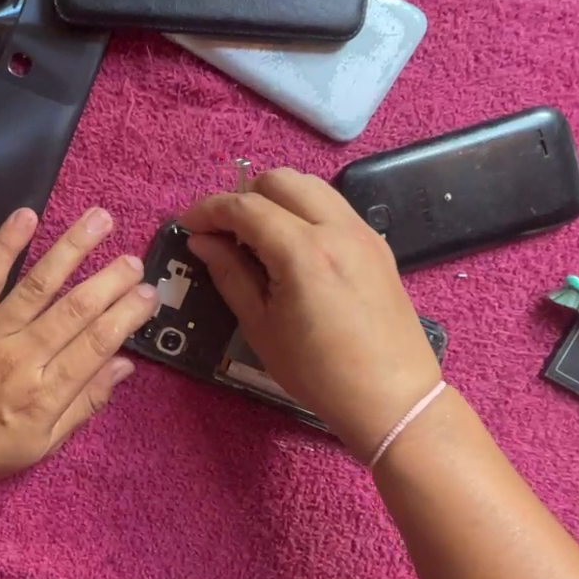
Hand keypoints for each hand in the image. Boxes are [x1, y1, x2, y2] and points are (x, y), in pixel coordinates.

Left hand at [0, 207, 159, 497]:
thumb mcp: (42, 445)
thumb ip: (85, 404)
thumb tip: (123, 366)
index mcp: (47, 393)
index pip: (97, 344)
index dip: (127, 316)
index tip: (149, 294)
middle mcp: (24, 358)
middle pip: (76, 310)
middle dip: (111, 280)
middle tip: (135, 259)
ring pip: (40, 285)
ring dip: (73, 249)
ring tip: (99, 220)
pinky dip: (7, 244)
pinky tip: (26, 216)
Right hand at [179, 168, 441, 457]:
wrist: (390, 398)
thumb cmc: (317, 371)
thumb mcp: (260, 327)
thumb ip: (229, 274)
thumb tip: (201, 241)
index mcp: (303, 252)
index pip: (246, 207)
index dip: (209, 210)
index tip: (187, 225)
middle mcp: (337, 228)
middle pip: (279, 181)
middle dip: (243, 197)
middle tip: (223, 231)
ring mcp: (362, 232)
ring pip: (310, 186)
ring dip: (275, 198)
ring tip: (256, 235)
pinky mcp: (376, 244)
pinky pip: (332, 206)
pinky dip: (303, 210)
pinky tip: (291, 246)